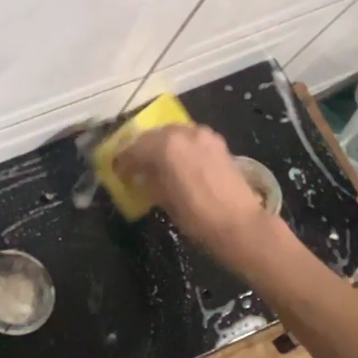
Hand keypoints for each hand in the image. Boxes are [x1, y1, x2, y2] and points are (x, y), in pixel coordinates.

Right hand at [116, 125, 270, 254]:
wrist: (239, 224)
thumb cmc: (196, 216)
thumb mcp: (163, 199)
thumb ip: (148, 181)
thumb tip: (139, 176)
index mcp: (165, 146)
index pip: (134, 148)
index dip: (123, 161)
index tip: (118, 172)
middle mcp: (183, 133)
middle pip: (152, 136)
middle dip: (141, 150)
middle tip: (134, 167)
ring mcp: (203, 135)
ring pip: (172, 134)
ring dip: (160, 146)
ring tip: (155, 164)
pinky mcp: (217, 143)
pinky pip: (189, 138)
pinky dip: (179, 147)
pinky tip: (178, 163)